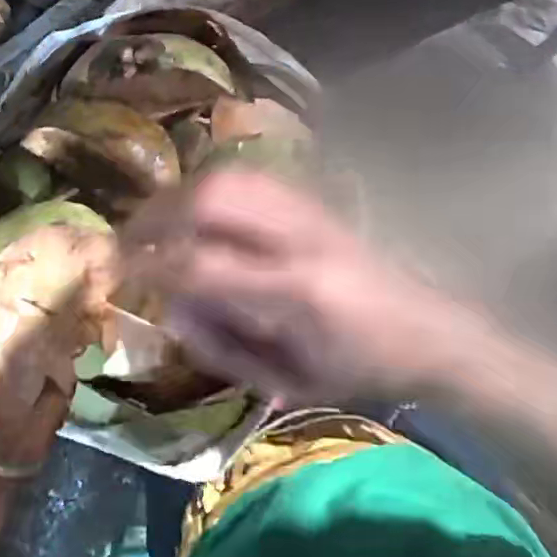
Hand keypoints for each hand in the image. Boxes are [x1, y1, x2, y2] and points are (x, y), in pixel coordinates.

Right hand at [121, 171, 495, 403]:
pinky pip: (250, 179)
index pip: (202, 265)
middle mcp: (302, 237)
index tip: (122, 272)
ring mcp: (312, 211)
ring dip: (180, 196)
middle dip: (157, 216)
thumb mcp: (290, 378)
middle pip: (212, 201)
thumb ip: (223, 344)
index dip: (151, 265)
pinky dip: (211, 188)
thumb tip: (169, 306)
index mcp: (297, 293)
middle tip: (130, 239)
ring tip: (155, 221)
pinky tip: (197, 208)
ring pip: (228, 178)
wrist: (435, 333)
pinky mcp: (317, 201)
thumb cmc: (362, 370)